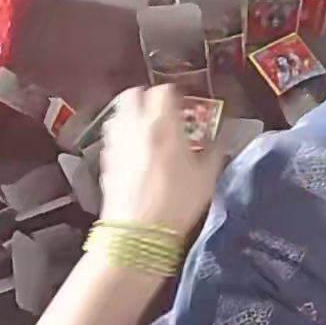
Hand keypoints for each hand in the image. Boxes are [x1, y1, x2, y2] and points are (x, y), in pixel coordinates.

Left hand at [98, 85, 220, 238]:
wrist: (138, 233)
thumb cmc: (175, 204)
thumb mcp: (206, 179)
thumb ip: (214, 154)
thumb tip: (220, 144)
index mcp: (162, 125)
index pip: (164, 91)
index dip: (174, 96)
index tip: (182, 108)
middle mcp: (135, 127)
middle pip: (133, 94)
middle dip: (146, 99)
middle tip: (160, 113)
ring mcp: (116, 144)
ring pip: (118, 114)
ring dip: (131, 117)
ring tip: (145, 132)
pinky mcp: (105, 162)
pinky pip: (113, 139)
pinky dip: (123, 139)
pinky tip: (134, 156)